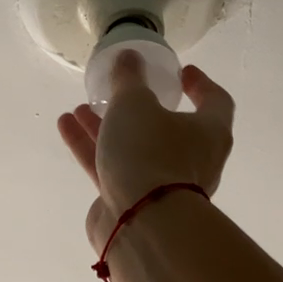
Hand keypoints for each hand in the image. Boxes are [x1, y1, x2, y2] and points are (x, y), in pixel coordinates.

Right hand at [56, 54, 234, 250]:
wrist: (141, 224)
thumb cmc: (149, 154)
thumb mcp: (134, 104)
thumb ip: (128, 79)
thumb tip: (129, 57)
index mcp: (208, 132)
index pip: (215, 101)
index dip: (200, 84)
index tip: (182, 72)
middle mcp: (192, 159)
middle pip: (168, 127)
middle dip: (138, 107)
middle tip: (120, 90)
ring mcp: (163, 185)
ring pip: (134, 148)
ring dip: (107, 127)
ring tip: (79, 109)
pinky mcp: (134, 204)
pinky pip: (113, 168)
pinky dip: (93, 148)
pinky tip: (68, 129)